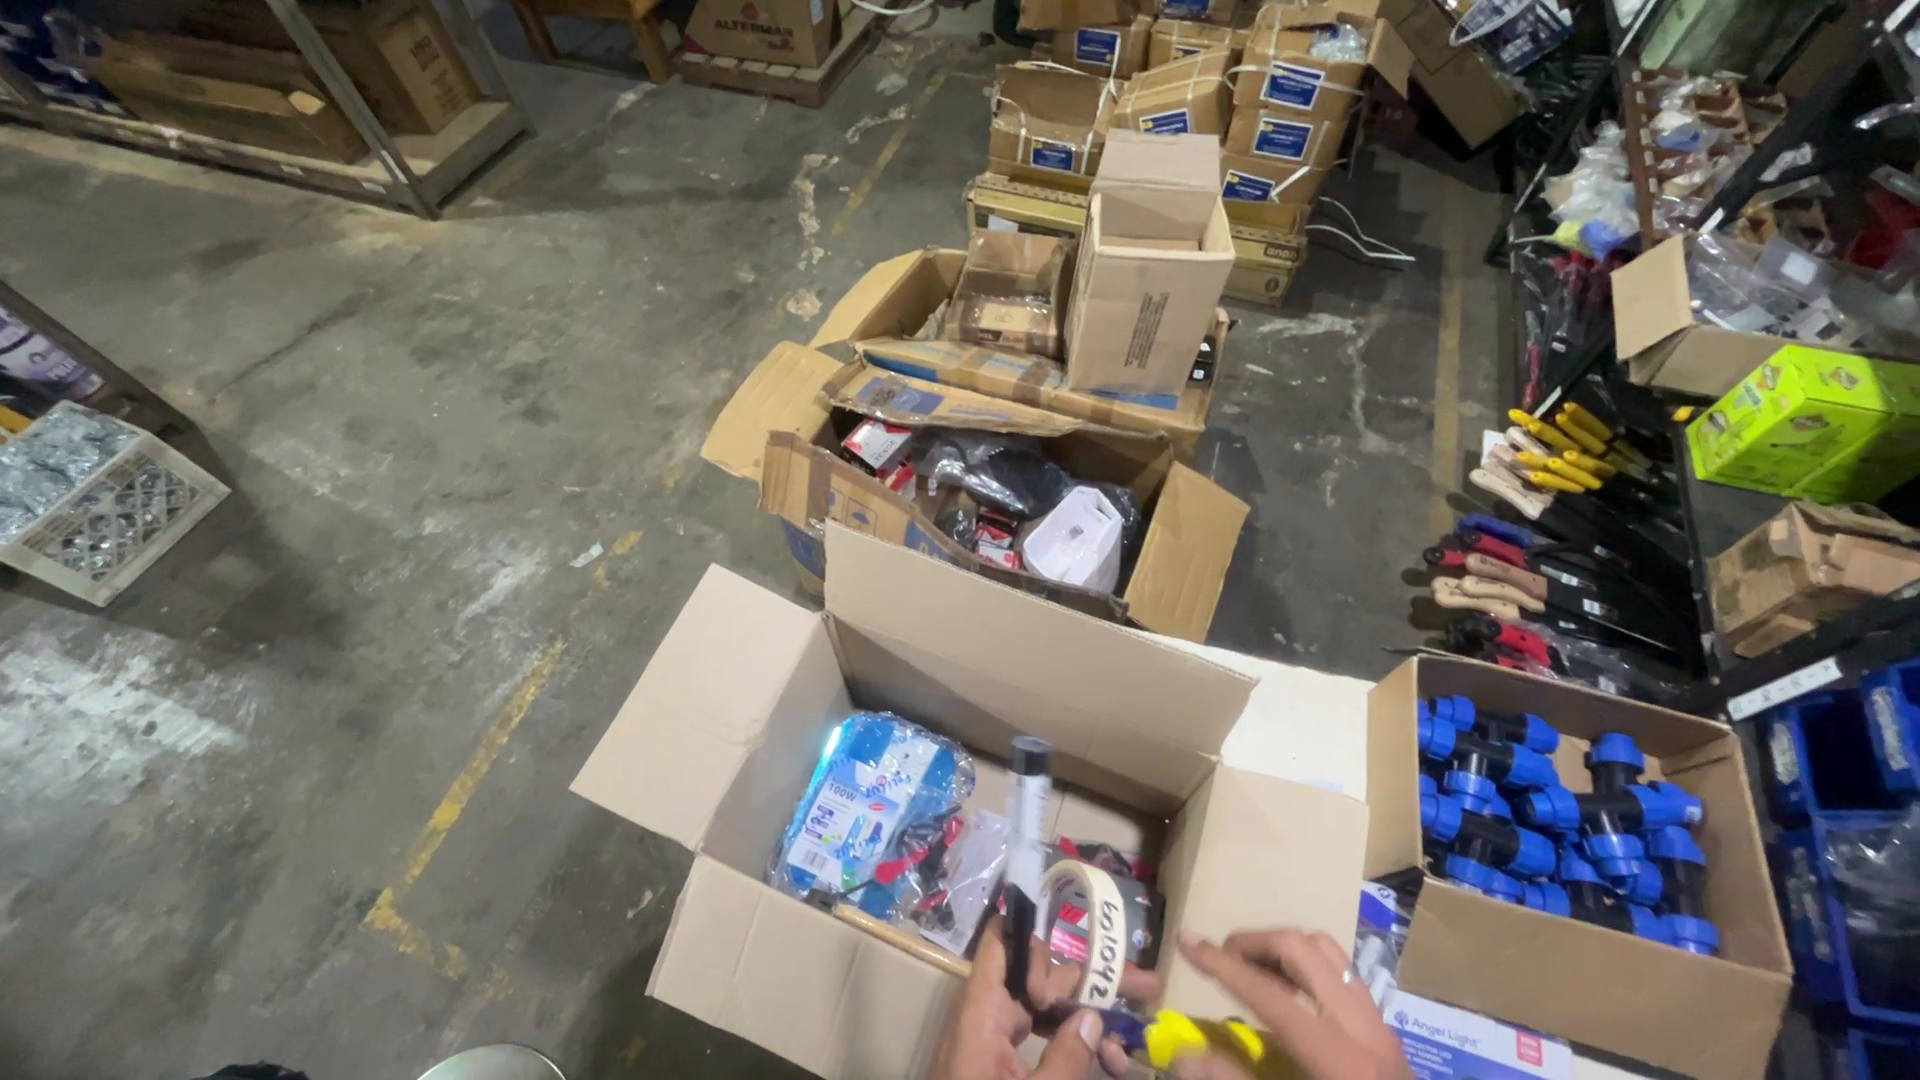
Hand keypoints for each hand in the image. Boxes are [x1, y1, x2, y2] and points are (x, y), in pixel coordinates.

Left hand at [926, 917, 1153, 1079]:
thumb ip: (1066, 1058)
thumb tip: (1093, 1017)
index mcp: (983, 1010)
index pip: (1002, 943)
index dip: (1037, 933)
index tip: (1079, 943)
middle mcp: (986, 1013)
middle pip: (1038, 976)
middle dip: (1089, 982)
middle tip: (1146, 984)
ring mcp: (993, 1037)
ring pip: (1044, 1008)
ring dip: (1086, 1015)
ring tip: (1134, 1025)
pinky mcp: (998, 1062)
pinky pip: (1035, 1036)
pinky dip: (1067, 1042)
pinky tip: (1108, 1056)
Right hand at [1169, 929, 1410, 1079]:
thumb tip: (1184, 1055)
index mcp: (1340, 1060)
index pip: (1268, 994)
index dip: (1220, 966)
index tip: (1185, 940)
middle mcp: (1364, 1029)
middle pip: (1301, 949)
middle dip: (1253, 943)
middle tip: (1220, 957)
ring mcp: (1380, 1026)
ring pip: (1325, 950)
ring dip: (1281, 948)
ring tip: (1250, 968)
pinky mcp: (1385, 1031)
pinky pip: (1340, 970)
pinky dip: (1305, 965)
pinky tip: (1285, 991)